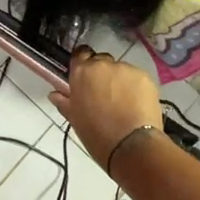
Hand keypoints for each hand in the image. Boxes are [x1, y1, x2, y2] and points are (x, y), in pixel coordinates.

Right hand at [49, 47, 163, 171]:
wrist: (131, 145)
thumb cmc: (97, 135)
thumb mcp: (76, 119)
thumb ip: (65, 102)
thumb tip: (55, 94)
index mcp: (82, 73)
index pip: (80, 54)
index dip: (83, 64)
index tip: (87, 77)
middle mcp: (103, 65)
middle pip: (101, 61)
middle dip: (103, 74)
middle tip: (105, 94)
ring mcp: (125, 69)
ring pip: (121, 70)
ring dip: (120, 81)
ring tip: (124, 103)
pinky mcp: (144, 76)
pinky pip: (136, 78)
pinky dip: (136, 87)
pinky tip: (137, 105)